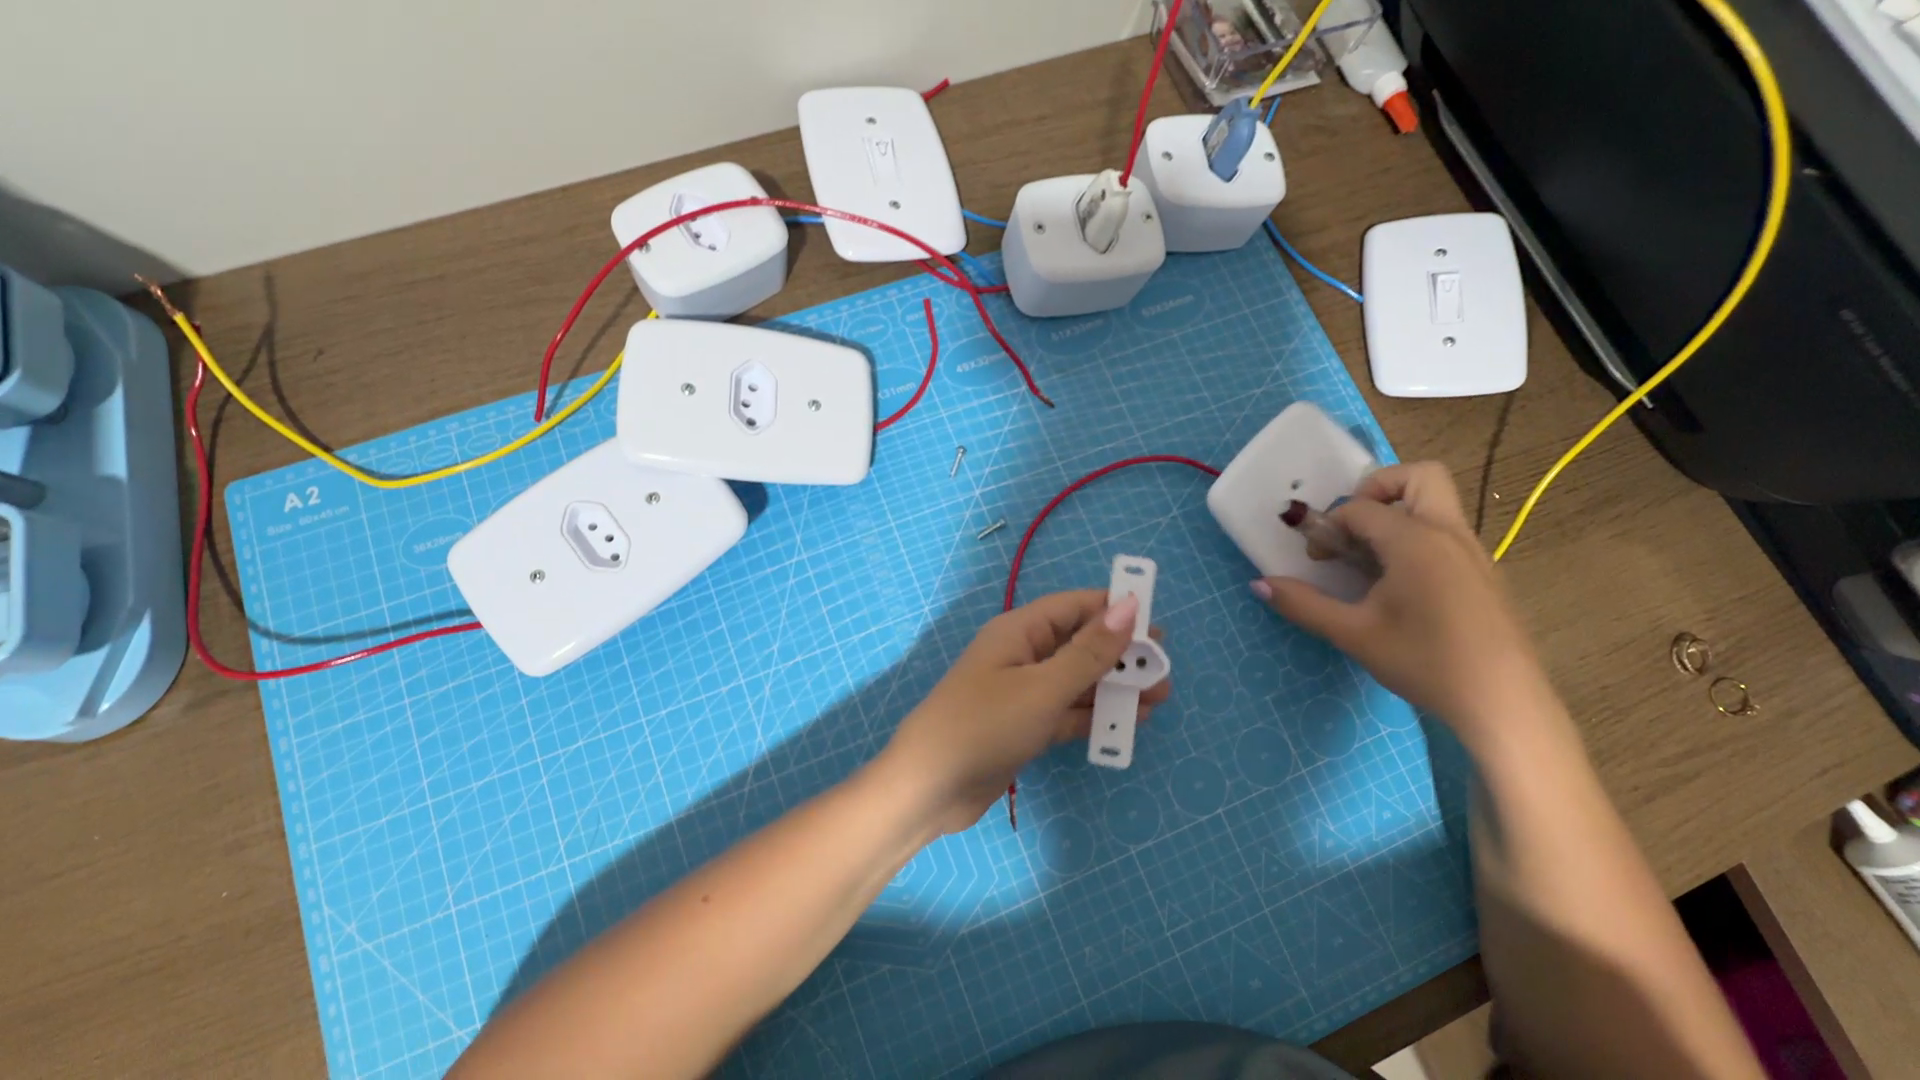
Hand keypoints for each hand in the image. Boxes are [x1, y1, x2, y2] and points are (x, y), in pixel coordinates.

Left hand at [880, 590, 1171, 833]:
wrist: (930, 788)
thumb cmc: (984, 725)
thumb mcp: (1043, 687)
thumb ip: (1089, 651)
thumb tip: (1128, 606)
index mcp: (1018, 632)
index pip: (1073, 608)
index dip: (1113, 610)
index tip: (1155, 623)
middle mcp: (1021, 657)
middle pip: (1079, 645)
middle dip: (1121, 654)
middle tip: (1164, 670)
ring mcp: (1021, 695)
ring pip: (1077, 682)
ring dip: (1114, 687)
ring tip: (1160, 697)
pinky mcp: (1023, 729)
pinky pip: (1067, 713)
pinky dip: (1095, 716)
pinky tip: (1129, 722)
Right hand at [1251, 463, 1554, 750]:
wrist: (1503, 703)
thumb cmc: (1424, 662)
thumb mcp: (1354, 634)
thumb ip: (1304, 605)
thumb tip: (1259, 585)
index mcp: (1415, 540)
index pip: (1361, 507)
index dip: (1330, 526)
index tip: (1317, 559)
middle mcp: (1449, 533)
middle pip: (1419, 475)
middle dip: (1377, 488)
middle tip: (1354, 528)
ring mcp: (1474, 552)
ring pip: (1437, 504)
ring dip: (1399, 515)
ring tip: (1372, 561)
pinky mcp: (1485, 574)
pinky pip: (1448, 534)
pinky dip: (1418, 539)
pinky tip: (1403, 589)